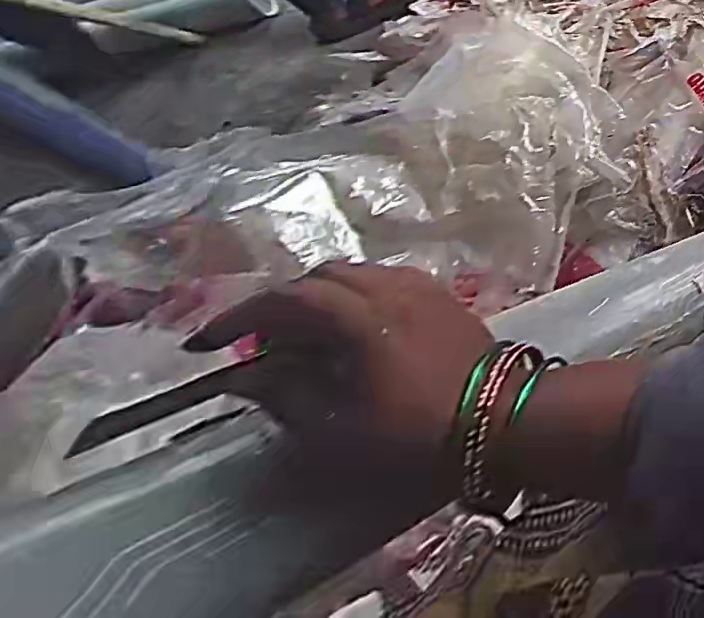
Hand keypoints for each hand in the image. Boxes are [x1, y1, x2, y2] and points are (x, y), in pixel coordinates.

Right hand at [186, 263, 492, 499]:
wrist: (498, 414)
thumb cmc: (416, 428)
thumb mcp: (340, 427)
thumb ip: (290, 392)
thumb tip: (251, 373)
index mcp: (361, 315)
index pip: (289, 298)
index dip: (241, 316)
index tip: (205, 341)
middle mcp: (389, 285)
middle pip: (322, 277)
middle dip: (282, 303)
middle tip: (259, 342)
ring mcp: (419, 284)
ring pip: (355, 274)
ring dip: (320, 296)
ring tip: (304, 336)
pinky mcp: (439, 292)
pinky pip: (384, 280)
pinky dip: (355, 295)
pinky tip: (353, 326)